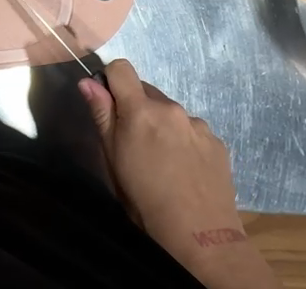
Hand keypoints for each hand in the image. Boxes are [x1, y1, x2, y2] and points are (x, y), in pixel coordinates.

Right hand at [81, 59, 270, 286]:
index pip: (122, 68)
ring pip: (171, 113)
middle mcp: (171, 108)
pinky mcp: (217, 141)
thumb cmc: (145, 201)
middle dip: (138, 109)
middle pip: (147, 92)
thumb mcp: (113, 160)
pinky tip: (186, 171)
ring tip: (165, 163)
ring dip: (163, 127)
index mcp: (141, 110)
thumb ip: (102, 116)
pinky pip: (193, 131)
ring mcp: (198, 124)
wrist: (201, 237)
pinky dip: (185, 142)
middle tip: (136, 145)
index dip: (112, 80)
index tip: (110, 104)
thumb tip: (88, 81)